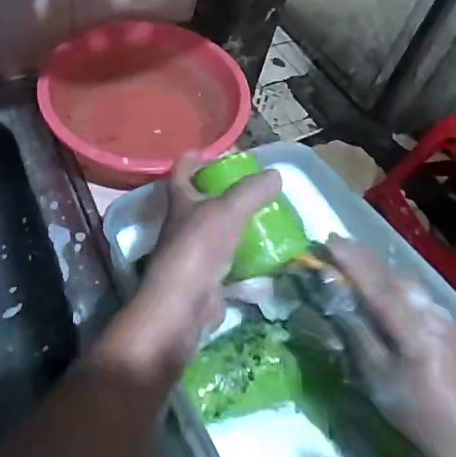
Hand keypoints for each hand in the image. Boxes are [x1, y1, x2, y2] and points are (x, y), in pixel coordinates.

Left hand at [97, 151, 281, 381]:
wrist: (183, 306)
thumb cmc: (198, 249)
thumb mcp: (228, 211)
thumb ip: (251, 192)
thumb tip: (275, 174)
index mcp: (180, 203)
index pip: (180, 173)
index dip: (190, 160)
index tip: (203, 151)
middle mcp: (181, 226)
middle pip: (196, 202)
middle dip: (216, 192)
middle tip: (245, 184)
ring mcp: (191, 254)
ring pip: (212, 231)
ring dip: (231, 223)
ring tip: (260, 215)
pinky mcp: (204, 279)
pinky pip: (225, 260)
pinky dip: (240, 254)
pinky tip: (262, 252)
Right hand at [327, 239, 455, 456]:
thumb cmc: (425, 421)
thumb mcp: (381, 382)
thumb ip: (358, 335)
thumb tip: (335, 301)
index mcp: (412, 323)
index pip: (374, 280)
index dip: (349, 258)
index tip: (326, 240)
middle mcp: (432, 310)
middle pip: (393, 275)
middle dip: (363, 259)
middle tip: (335, 252)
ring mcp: (448, 318)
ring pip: (408, 284)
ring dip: (380, 272)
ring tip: (355, 270)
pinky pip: (419, 297)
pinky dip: (397, 289)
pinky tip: (388, 300)